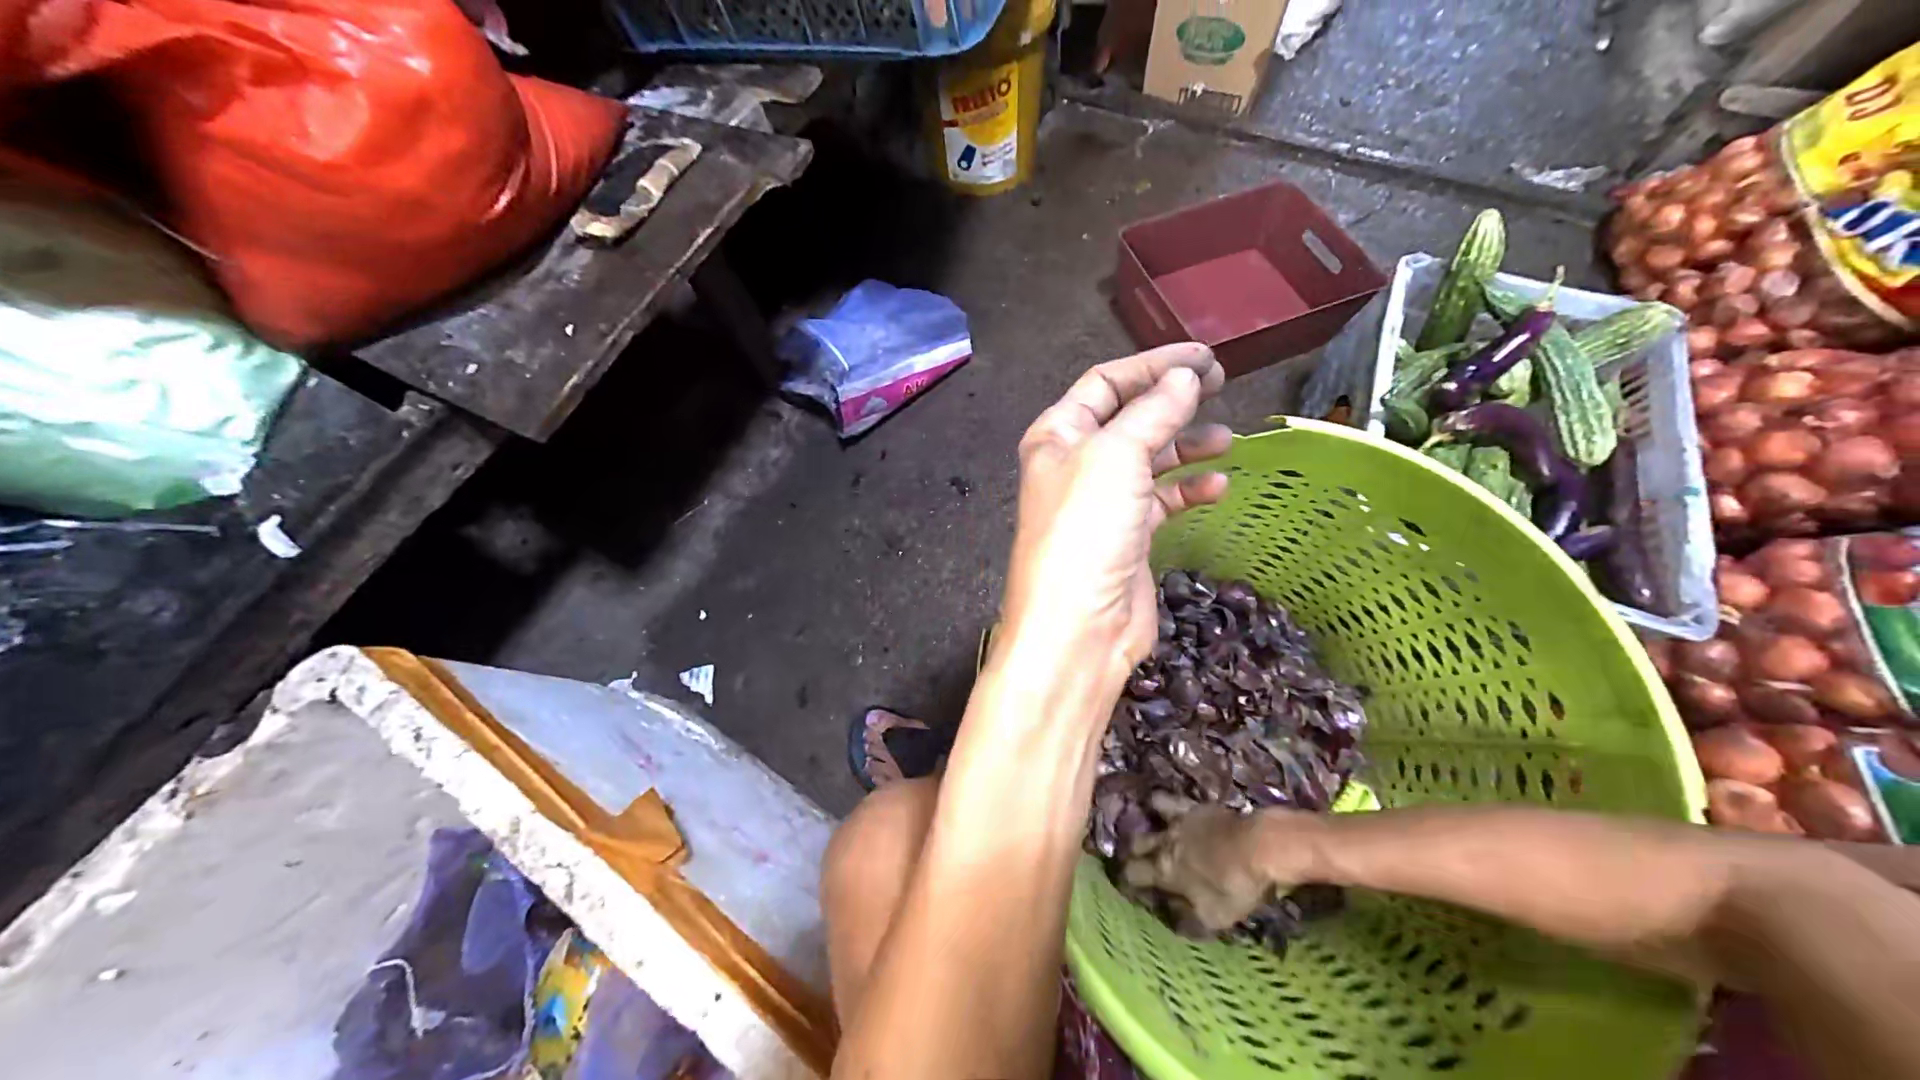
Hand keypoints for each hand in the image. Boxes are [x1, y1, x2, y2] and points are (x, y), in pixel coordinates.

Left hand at [999, 343, 1229, 687]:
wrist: (1078, 626)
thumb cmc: (1087, 528)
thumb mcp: (1117, 455)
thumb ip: (1154, 410)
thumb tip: (1186, 377)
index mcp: (1058, 434)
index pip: (1106, 383)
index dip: (1153, 365)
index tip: (1204, 358)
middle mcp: (1076, 463)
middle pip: (1130, 418)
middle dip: (1173, 400)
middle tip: (1221, 386)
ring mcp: (1102, 502)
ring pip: (1150, 460)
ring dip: (1187, 446)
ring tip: (1226, 440)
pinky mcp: (1126, 536)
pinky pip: (1162, 501)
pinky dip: (1188, 490)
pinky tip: (1218, 487)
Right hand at [1123, 797, 1329, 932]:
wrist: (1260, 846)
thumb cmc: (1237, 886)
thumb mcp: (1215, 917)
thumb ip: (1190, 917)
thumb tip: (1174, 918)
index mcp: (1165, 871)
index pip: (1133, 872)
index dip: (1128, 878)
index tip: (1130, 884)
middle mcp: (1164, 842)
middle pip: (1137, 842)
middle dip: (1135, 850)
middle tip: (1139, 857)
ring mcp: (1179, 820)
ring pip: (1151, 814)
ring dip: (1150, 819)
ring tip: (1153, 824)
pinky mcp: (1196, 806)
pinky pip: (1173, 800)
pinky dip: (1167, 803)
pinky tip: (1174, 810)